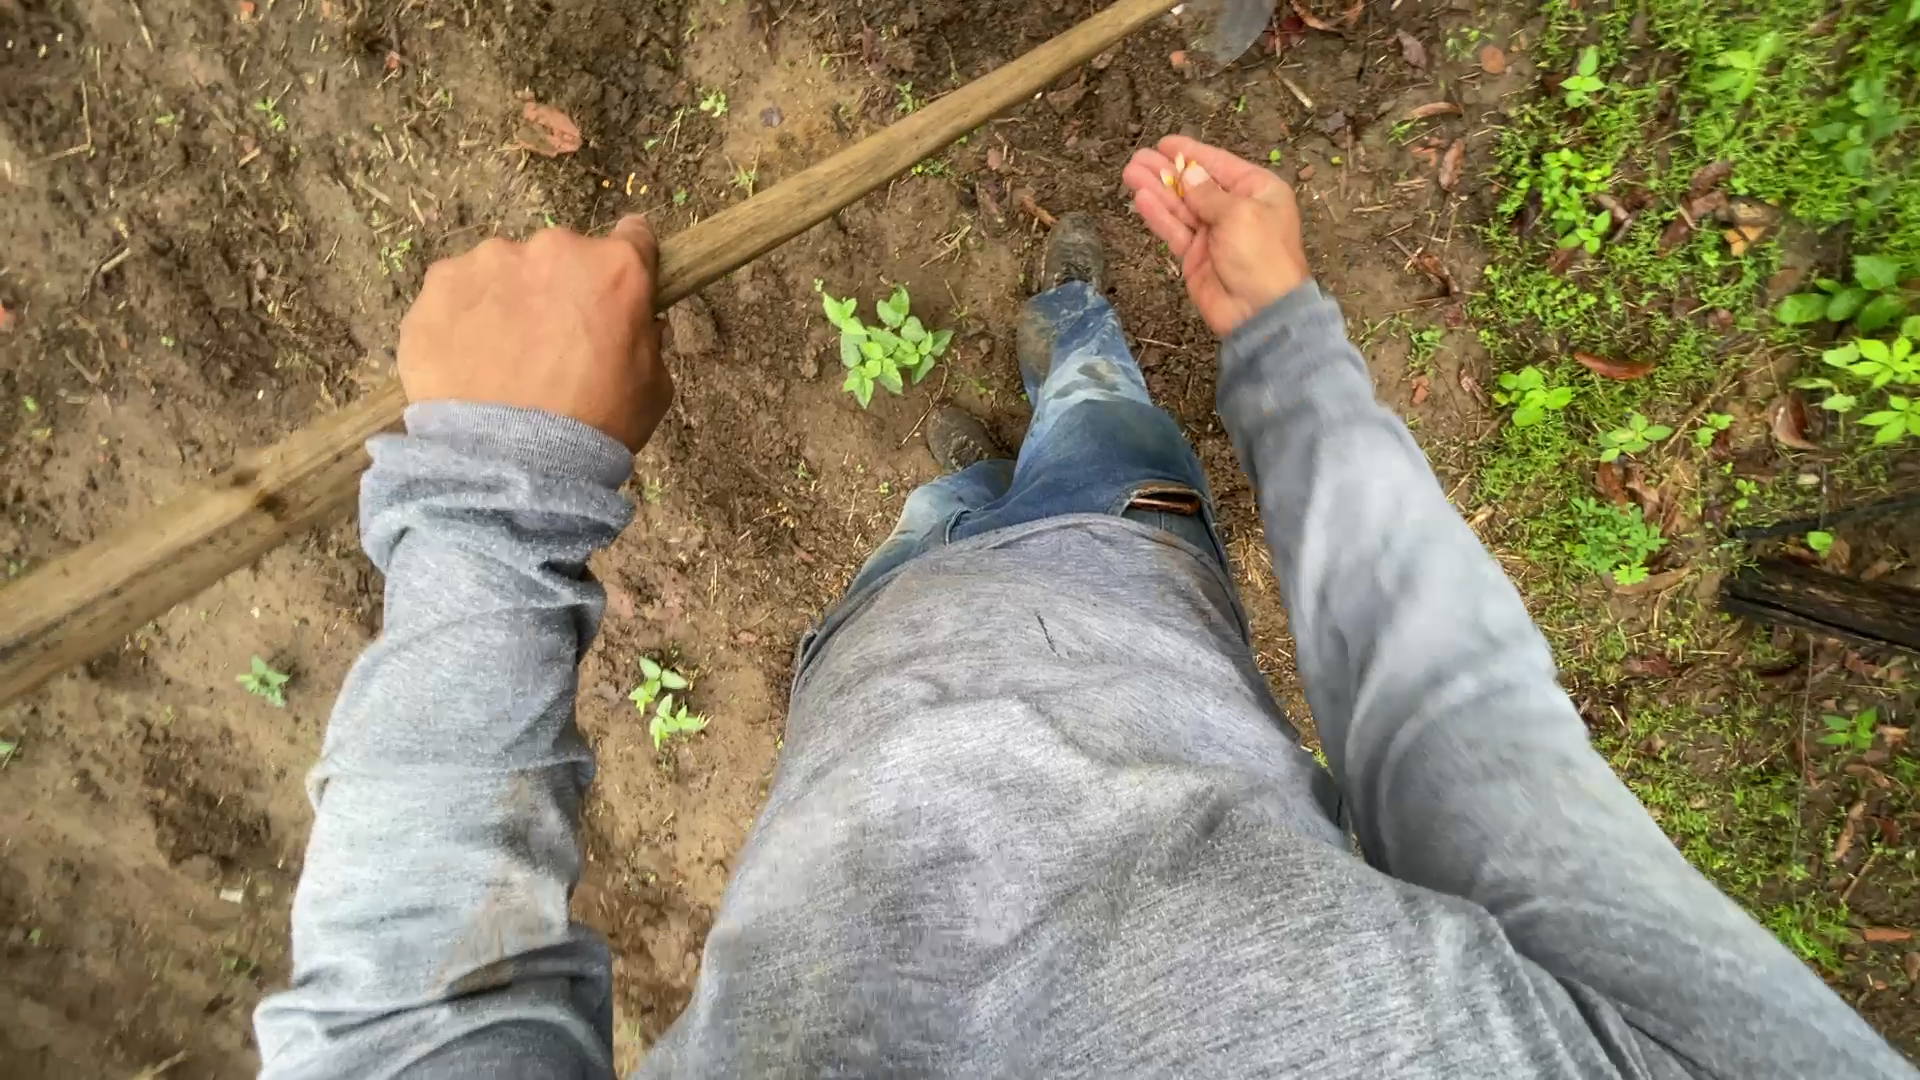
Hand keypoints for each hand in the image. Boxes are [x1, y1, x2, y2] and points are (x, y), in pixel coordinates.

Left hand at [398, 215, 672, 451]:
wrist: (514, 458)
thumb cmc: (599, 422)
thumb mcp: (655, 388)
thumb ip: (647, 341)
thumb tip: (636, 324)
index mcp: (615, 270)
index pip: (635, 236)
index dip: (634, 263)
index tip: (625, 288)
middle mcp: (552, 250)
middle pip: (566, 256)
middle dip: (567, 289)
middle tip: (563, 343)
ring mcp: (489, 262)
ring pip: (509, 271)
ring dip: (516, 300)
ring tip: (510, 359)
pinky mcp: (437, 285)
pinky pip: (462, 292)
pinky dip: (470, 317)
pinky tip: (476, 362)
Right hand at [1122, 136, 1310, 336]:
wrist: (1259, 310)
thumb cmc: (1261, 255)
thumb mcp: (1239, 213)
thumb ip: (1208, 193)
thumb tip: (1188, 172)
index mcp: (1255, 190)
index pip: (1218, 165)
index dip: (1190, 153)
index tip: (1163, 143)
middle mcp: (1233, 209)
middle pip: (1193, 185)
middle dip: (1165, 171)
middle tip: (1135, 159)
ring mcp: (1212, 234)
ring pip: (1179, 207)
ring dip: (1155, 190)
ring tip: (1130, 174)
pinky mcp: (1195, 257)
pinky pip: (1174, 231)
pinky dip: (1158, 216)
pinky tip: (1141, 200)